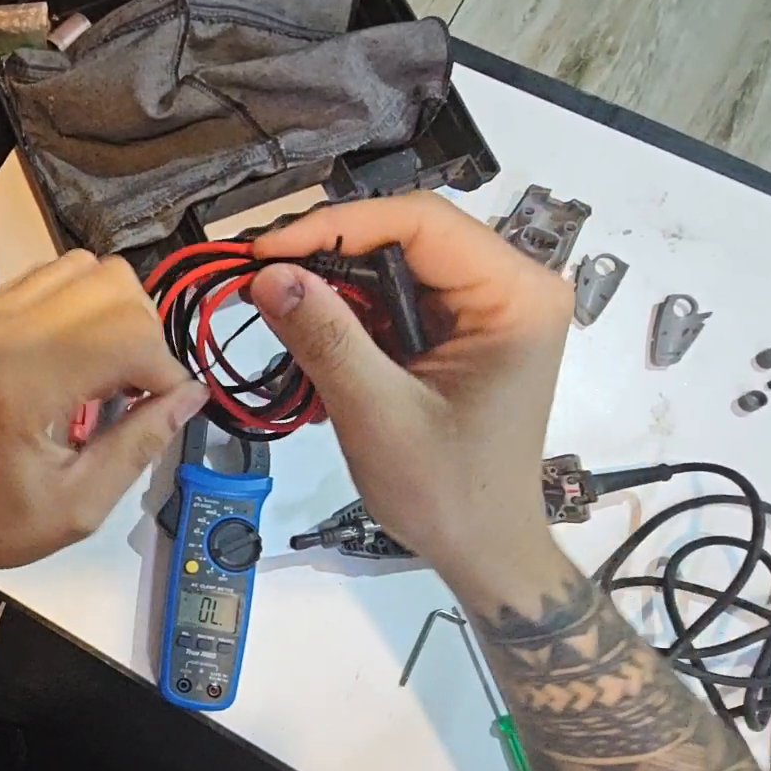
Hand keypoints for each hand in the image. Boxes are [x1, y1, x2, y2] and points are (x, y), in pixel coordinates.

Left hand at [0, 250, 208, 582]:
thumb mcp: (78, 506)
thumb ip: (140, 444)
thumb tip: (192, 394)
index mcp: (22, 382)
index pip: (128, 332)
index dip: (165, 370)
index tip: (163, 410)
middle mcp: (0, 331)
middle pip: (113, 285)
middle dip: (146, 336)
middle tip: (137, 393)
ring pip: (86, 269)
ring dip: (117, 316)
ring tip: (109, 375)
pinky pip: (51, 279)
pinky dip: (83, 308)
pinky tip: (79, 359)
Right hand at [249, 192, 574, 605]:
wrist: (480, 546)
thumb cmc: (443, 489)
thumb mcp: (376, 412)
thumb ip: (325, 339)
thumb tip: (266, 277)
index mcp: (513, 295)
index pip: (419, 223)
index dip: (334, 227)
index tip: (263, 253)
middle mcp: (506, 288)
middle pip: (405, 241)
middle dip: (326, 258)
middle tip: (257, 280)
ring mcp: (482, 313)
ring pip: (392, 273)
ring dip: (331, 291)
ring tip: (272, 308)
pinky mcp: (457, 338)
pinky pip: (392, 309)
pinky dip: (345, 321)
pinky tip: (308, 339)